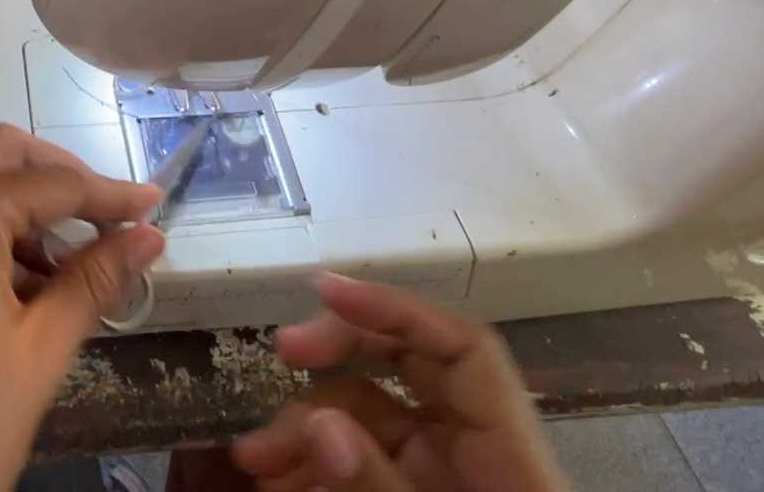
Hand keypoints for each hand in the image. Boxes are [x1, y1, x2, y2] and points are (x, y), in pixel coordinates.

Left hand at [0, 124, 165, 491]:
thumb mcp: (40, 351)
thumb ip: (95, 279)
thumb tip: (149, 237)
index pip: (54, 184)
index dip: (109, 195)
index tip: (152, 205)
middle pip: (2, 153)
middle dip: (58, 175)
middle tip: (104, 216)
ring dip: (20, 199)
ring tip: (67, 261)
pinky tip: (17, 275)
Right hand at [231, 273, 567, 491]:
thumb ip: (377, 490)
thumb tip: (316, 423)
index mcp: (510, 461)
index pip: (462, 350)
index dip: (395, 306)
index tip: (324, 291)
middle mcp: (478, 454)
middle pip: (409, 365)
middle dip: (338, 350)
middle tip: (280, 351)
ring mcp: (445, 479)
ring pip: (373, 416)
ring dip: (309, 425)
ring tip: (253, 462)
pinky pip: (362, 463)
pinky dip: (317, 467)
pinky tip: (276, 486)